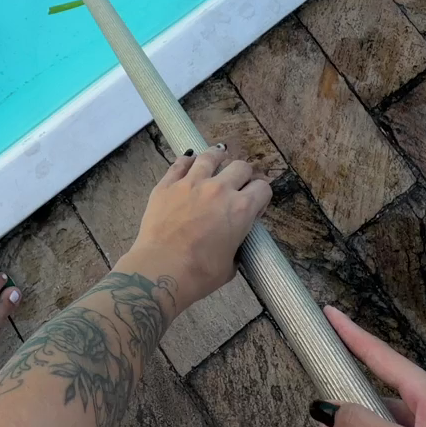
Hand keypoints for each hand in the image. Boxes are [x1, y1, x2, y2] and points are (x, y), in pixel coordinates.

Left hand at [116, 144, 270, 308]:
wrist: (162, 267)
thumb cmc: (200, 273)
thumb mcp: (231, 264)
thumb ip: (235, 244)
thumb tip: (231, 239)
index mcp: (240, 209)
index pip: (262, 188)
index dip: (262, 194)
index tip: (256, 200)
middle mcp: (219, 189)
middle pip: (240, 167)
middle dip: (244, 173)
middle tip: (240, 179)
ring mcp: (191, 182)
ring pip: (210, 157)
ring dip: (217, 155)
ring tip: (219, 153)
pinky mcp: (168, 183)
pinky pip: (180, 163)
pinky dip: (187, 160)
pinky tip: (189, 158)